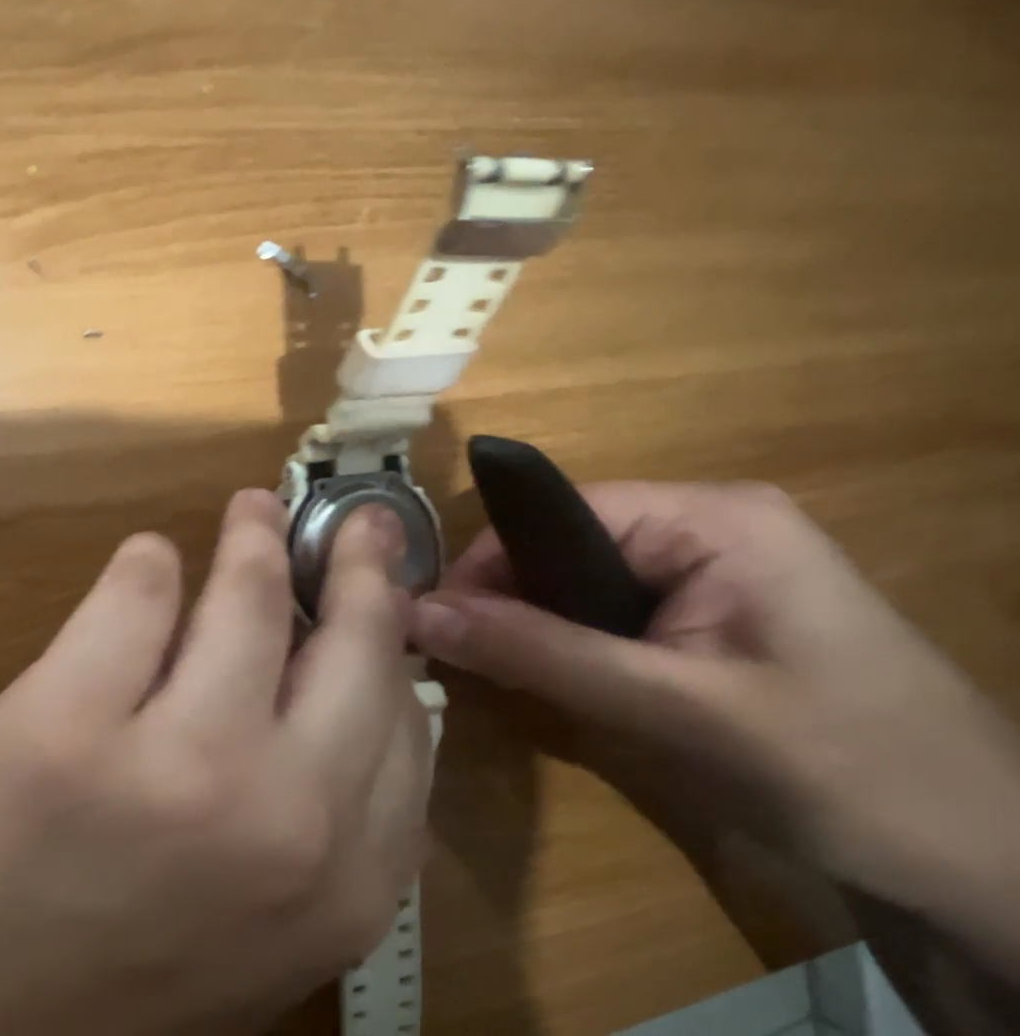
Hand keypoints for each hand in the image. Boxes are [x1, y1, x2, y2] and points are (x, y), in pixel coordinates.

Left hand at [0, 489, 429, 1035]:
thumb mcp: (260, 927)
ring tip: (249, 513)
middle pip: (352, 647)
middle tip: (352, 524)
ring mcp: (173, 764)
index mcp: (340, 885)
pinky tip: (149, 560)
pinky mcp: (69, 717)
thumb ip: (324, 826)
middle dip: (359, 570)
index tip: (378, 598)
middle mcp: (279, 818)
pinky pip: (139, 593)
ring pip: (246, 601)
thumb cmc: (115, 962)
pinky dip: (148, 564)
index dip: (388, 645)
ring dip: (252, 540)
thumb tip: (350, 687)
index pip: (404, 724)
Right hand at [410, 482, 1019, 967]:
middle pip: (567, 549)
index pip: (557, 516)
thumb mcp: (671, 708)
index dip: (488, 567)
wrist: (980, 864)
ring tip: (499, 683)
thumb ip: (539, 653)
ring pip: (584, 589)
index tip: (430, 628)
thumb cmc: (840, 767)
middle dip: (511, 606)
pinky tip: (559, 692)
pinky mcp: (717, 620)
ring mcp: (719, 575)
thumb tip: (416, 613)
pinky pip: (615, 619)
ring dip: (541, 635)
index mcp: (715, 518)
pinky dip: (577, 653)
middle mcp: (712, 528)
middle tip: (457, 666)